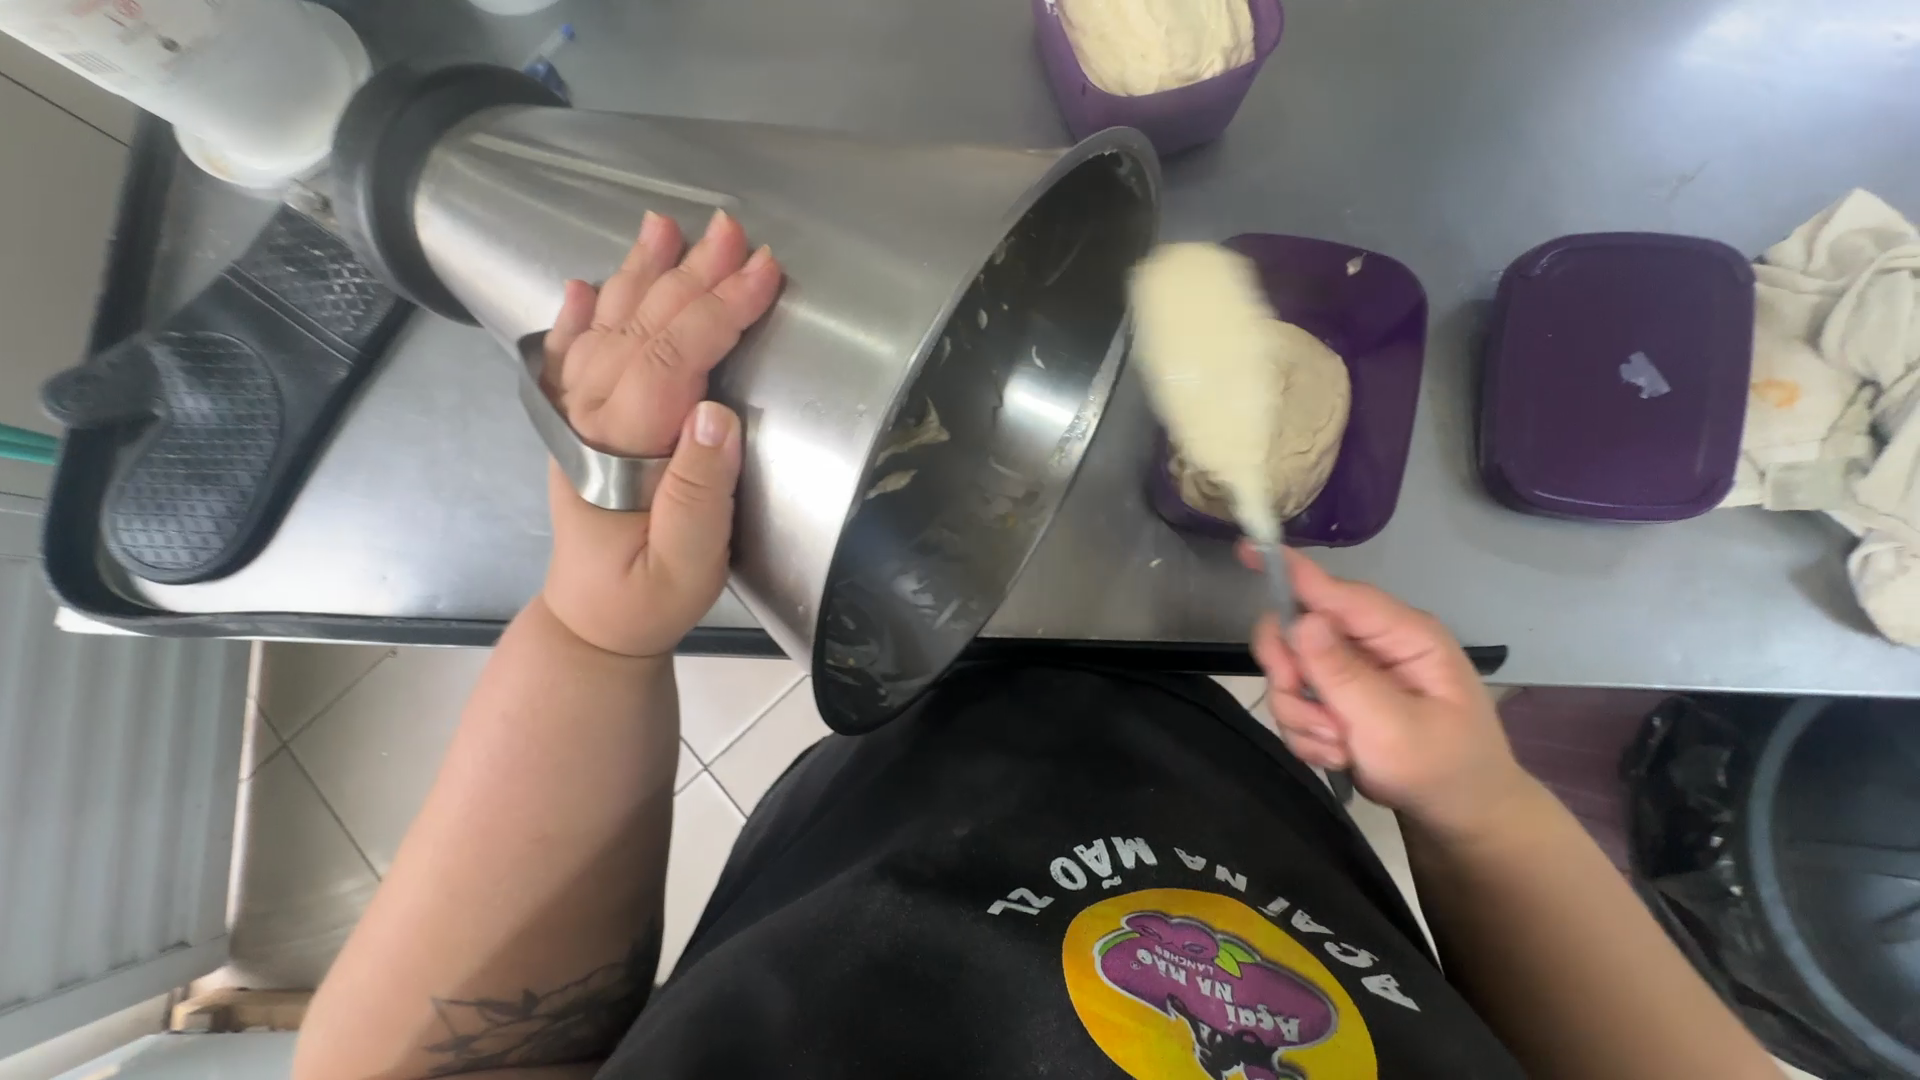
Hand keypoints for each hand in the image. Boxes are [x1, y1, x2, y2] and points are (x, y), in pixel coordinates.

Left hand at [538, 209, 782, 657]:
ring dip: (639, 274)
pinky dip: (577, 315)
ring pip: (605, 328)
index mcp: (619, 449)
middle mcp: (588, 419)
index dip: (718, 310)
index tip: (764, 273)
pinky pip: (568, 357)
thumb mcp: (688, 566)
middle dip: (690, 275)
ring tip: (665, 227)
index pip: (669, 359)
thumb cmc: (647, 598)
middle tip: (732, 231)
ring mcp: (573, 418)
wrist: (591, 622)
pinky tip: (583, 285)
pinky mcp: (572, 426)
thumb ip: (700, 494)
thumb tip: (719, 415)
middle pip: (638, 327)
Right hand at [1240, 545, 1533, 837]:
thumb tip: (1302, 621)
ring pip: (1285, 673)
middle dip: (1292, 678)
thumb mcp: (1396, 728)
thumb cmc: (1444, 769)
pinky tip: (1336, 755)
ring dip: (1302, 717)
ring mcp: (1348, 669)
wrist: (1457, 816)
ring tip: (1339, 749)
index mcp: (1401, 634)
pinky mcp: (1332, 696)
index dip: (1291, 572)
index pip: (1335, 593)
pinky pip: (1290, 701)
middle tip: (1311, 712)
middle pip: (1294, 632)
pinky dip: (1304, 733)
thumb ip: (1345, 676)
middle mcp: (1369, 642)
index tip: (1247, 549)